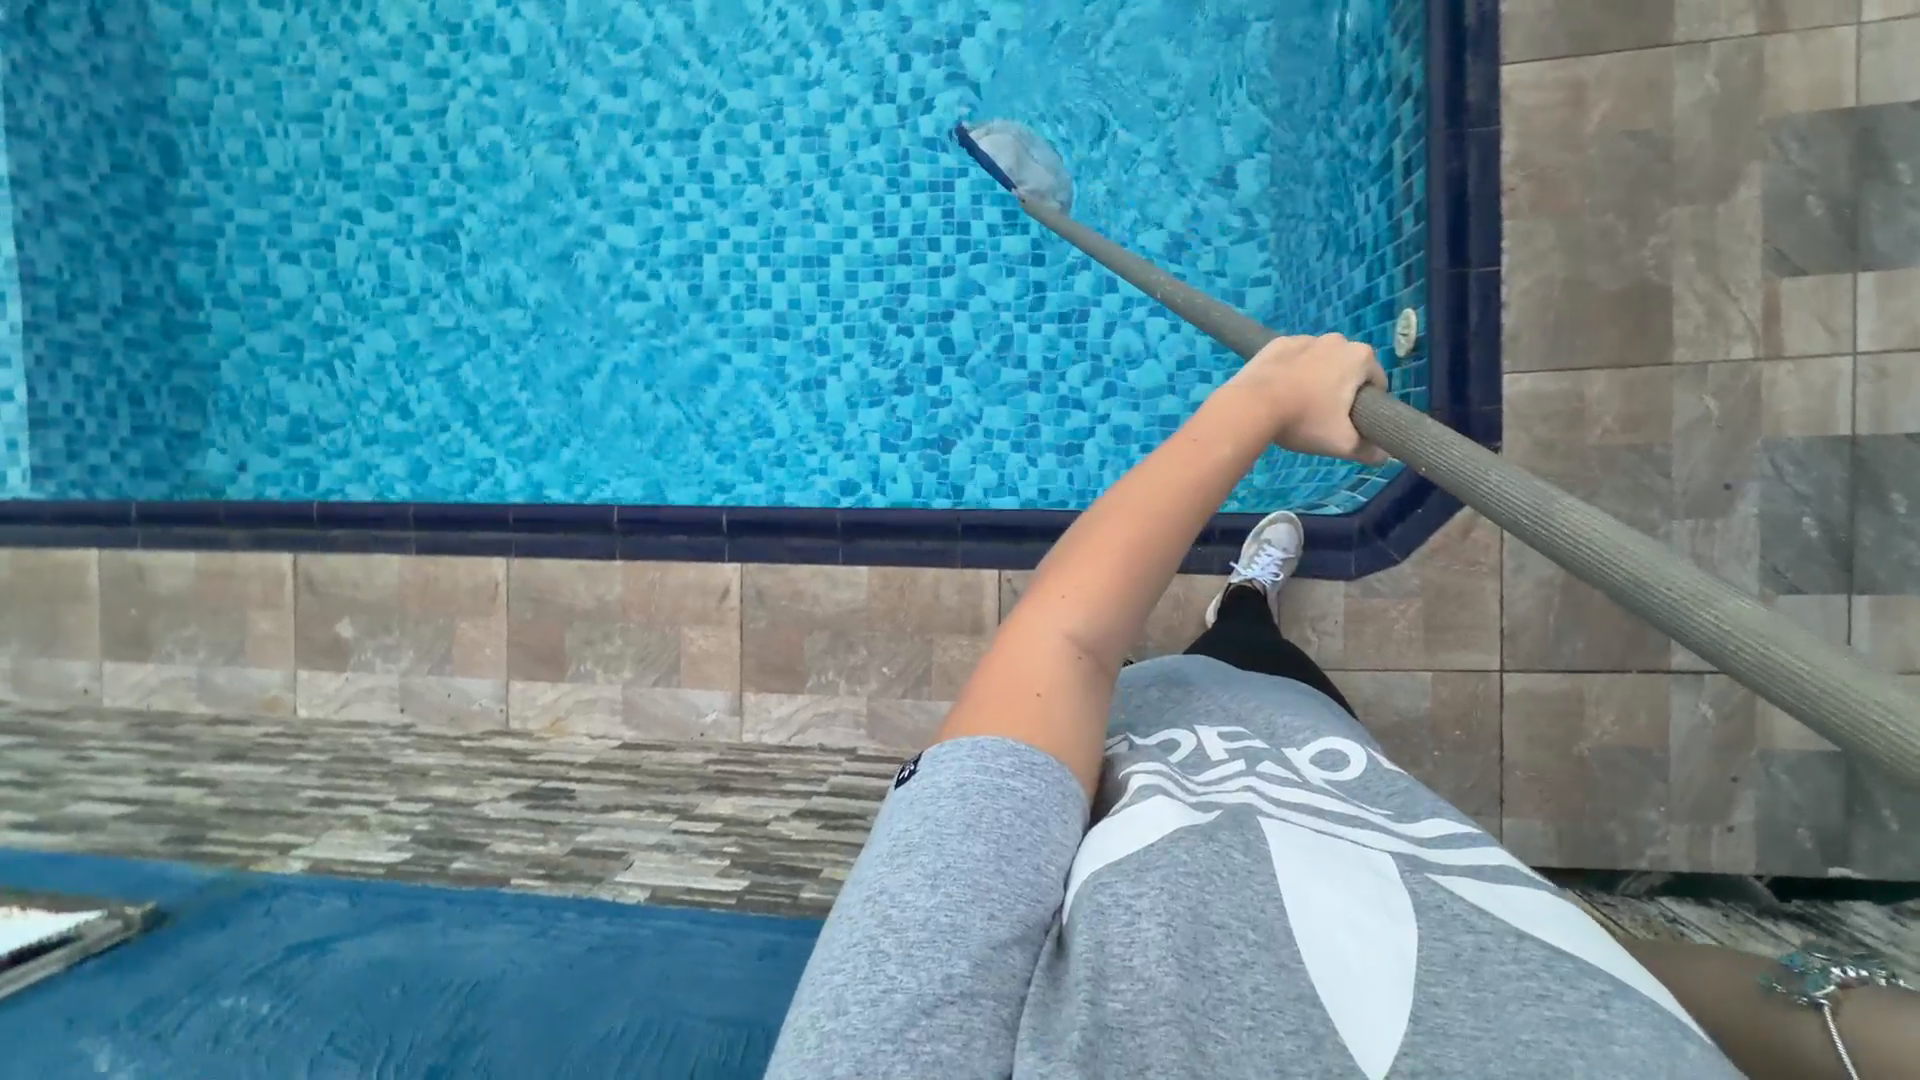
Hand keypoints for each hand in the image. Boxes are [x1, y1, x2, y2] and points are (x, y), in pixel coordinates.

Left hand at [1222, 333, 1389, 464]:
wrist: (1250, 407)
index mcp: (1361, 357)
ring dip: (1315, 378)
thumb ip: (1368, 450)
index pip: (1376, 383)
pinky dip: (1290, 371)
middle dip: (1340, 390)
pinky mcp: (1275, 343)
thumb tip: (1384, 456)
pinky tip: (1279, 390)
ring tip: (1296, 404)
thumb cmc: (1303, 421)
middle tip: (1321, 416)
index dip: (1366, 405)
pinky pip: (1291, 359)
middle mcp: (1336, 340)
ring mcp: (1303, 338)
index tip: (1348, 422)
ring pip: (1319, 362)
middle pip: (1347, 370)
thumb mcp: (1342, 443)